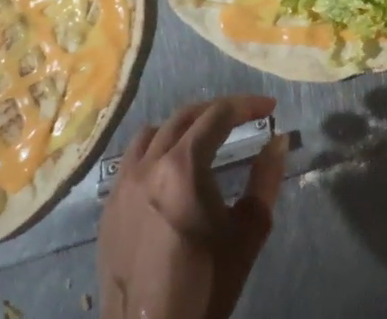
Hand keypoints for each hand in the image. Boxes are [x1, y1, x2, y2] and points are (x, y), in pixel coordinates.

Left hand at [97, 96, 285, 318]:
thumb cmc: (207, 282)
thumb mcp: (249, 230)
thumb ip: (265, 178)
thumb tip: (278, 141)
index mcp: (184, 168)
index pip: (218, 115)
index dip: (247, 104)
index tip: (270, 107)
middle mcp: (147, 166)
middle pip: (184, 117)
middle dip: (217, 110)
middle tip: (244, 116)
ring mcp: (121, 187)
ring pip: (151, 134)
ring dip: (182, 126)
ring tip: (205, 137)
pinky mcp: (108, 209)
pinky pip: (130, 161)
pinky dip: (155, 150)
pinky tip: (171, 169)